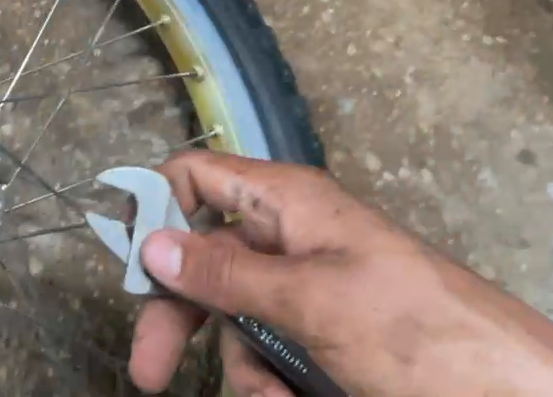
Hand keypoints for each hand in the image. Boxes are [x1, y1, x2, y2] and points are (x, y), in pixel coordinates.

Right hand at [127, 151, 552, 396]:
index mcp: (286, 203)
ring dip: (242, 367)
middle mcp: (290, 237)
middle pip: (205, 257)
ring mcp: (312, 292)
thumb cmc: (424, 337)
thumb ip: (226, 272)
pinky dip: (272, 384)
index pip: (196, 176)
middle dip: (179, 313)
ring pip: (238, 317)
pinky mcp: (333, 342)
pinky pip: (276, 353)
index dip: (156, 205)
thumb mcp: (315, 302)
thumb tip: (148, 241)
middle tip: (149, 371)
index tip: (128, 259)